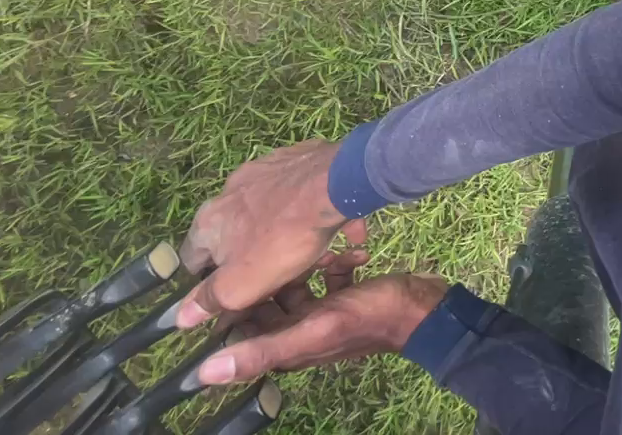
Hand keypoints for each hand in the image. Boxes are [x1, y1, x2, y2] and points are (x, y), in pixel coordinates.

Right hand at [176, 139, 364, 329]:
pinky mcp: (301, 156)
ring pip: (273, 210)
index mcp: (209, 219)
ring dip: (288, 231)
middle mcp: (233, 187)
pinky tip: (341, 224)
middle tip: (279, 271)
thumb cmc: (285, 238)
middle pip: (235, 231)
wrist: (337, 184)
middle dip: (254, 253)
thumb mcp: (243, 284)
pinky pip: (305, 191)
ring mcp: (269, 167)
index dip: (207, 279)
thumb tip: (180, 316)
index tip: (229, 291)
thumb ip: (210, 299)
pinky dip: (315, 209)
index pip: (193, 257)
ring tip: (317, 249)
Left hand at [195, 255, 449, 384]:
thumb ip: (263, 348)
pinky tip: (355, 252)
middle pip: (274, 301)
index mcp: (287, 345)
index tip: (240, 269)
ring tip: (330, 250)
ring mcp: (326, 312)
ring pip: (303, 284)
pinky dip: (340, 263)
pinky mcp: (349, 294)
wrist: (421, 306)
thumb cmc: (368, 318)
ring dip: (314, 265)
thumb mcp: (314, 329)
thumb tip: (201, 374)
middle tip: (287, 247)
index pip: (246, 326)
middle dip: (279, 275)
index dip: (240, 301)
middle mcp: (301, 330)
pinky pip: (332, 276)